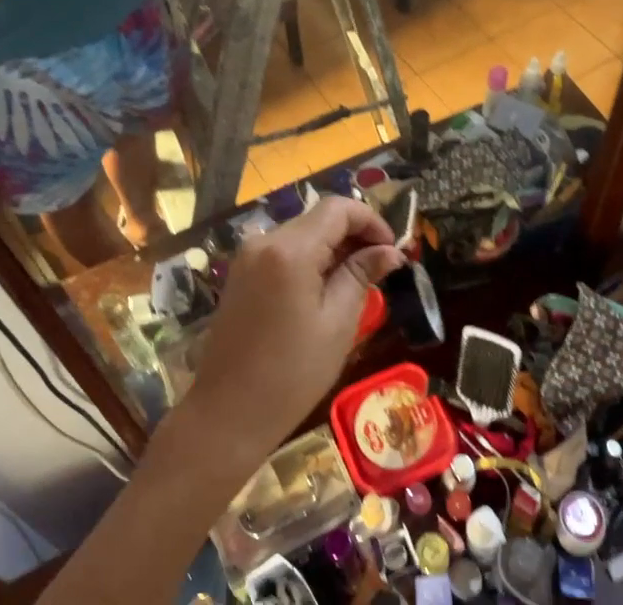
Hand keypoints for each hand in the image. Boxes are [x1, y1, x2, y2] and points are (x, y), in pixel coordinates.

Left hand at [188, 196, 405, 451]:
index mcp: (289, 249)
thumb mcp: (338, 323)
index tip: (394, 249)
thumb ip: (361, 275)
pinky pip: (283, 252)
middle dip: (354, 234)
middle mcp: (264, 241)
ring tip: (359, 280)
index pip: (338, 209)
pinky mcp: (240, 274)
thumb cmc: (292, 373)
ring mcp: (247, 257)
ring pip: (301, 233)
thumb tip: (391, 250)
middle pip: (318, 218)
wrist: (228, 413)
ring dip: (333, 247)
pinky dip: (310, 259)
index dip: (371, 220)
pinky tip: (325, 289)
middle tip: (383, 266)